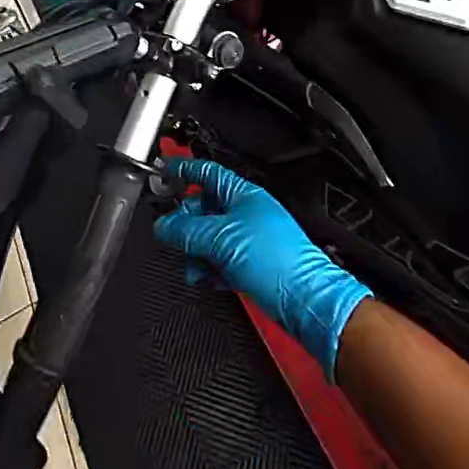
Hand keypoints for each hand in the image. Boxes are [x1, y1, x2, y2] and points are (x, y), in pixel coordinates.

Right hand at [153, 158, 372, 376]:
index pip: (207, 173)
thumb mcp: (220, 238)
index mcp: (242, 194)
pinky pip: (220, 259)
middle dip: (186, 223)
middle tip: (175, 235)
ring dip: (197, 252)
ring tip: (195, 266)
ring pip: (210, 237)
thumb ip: (187, 230)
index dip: (183, 169)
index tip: (164, 170)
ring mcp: (249, 238)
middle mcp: (246, 213)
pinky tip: (209, 278)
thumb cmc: (278, 260)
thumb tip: (164, 226)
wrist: (305, 299)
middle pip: (204, 208)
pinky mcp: (251, 263)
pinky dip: (210, 268)